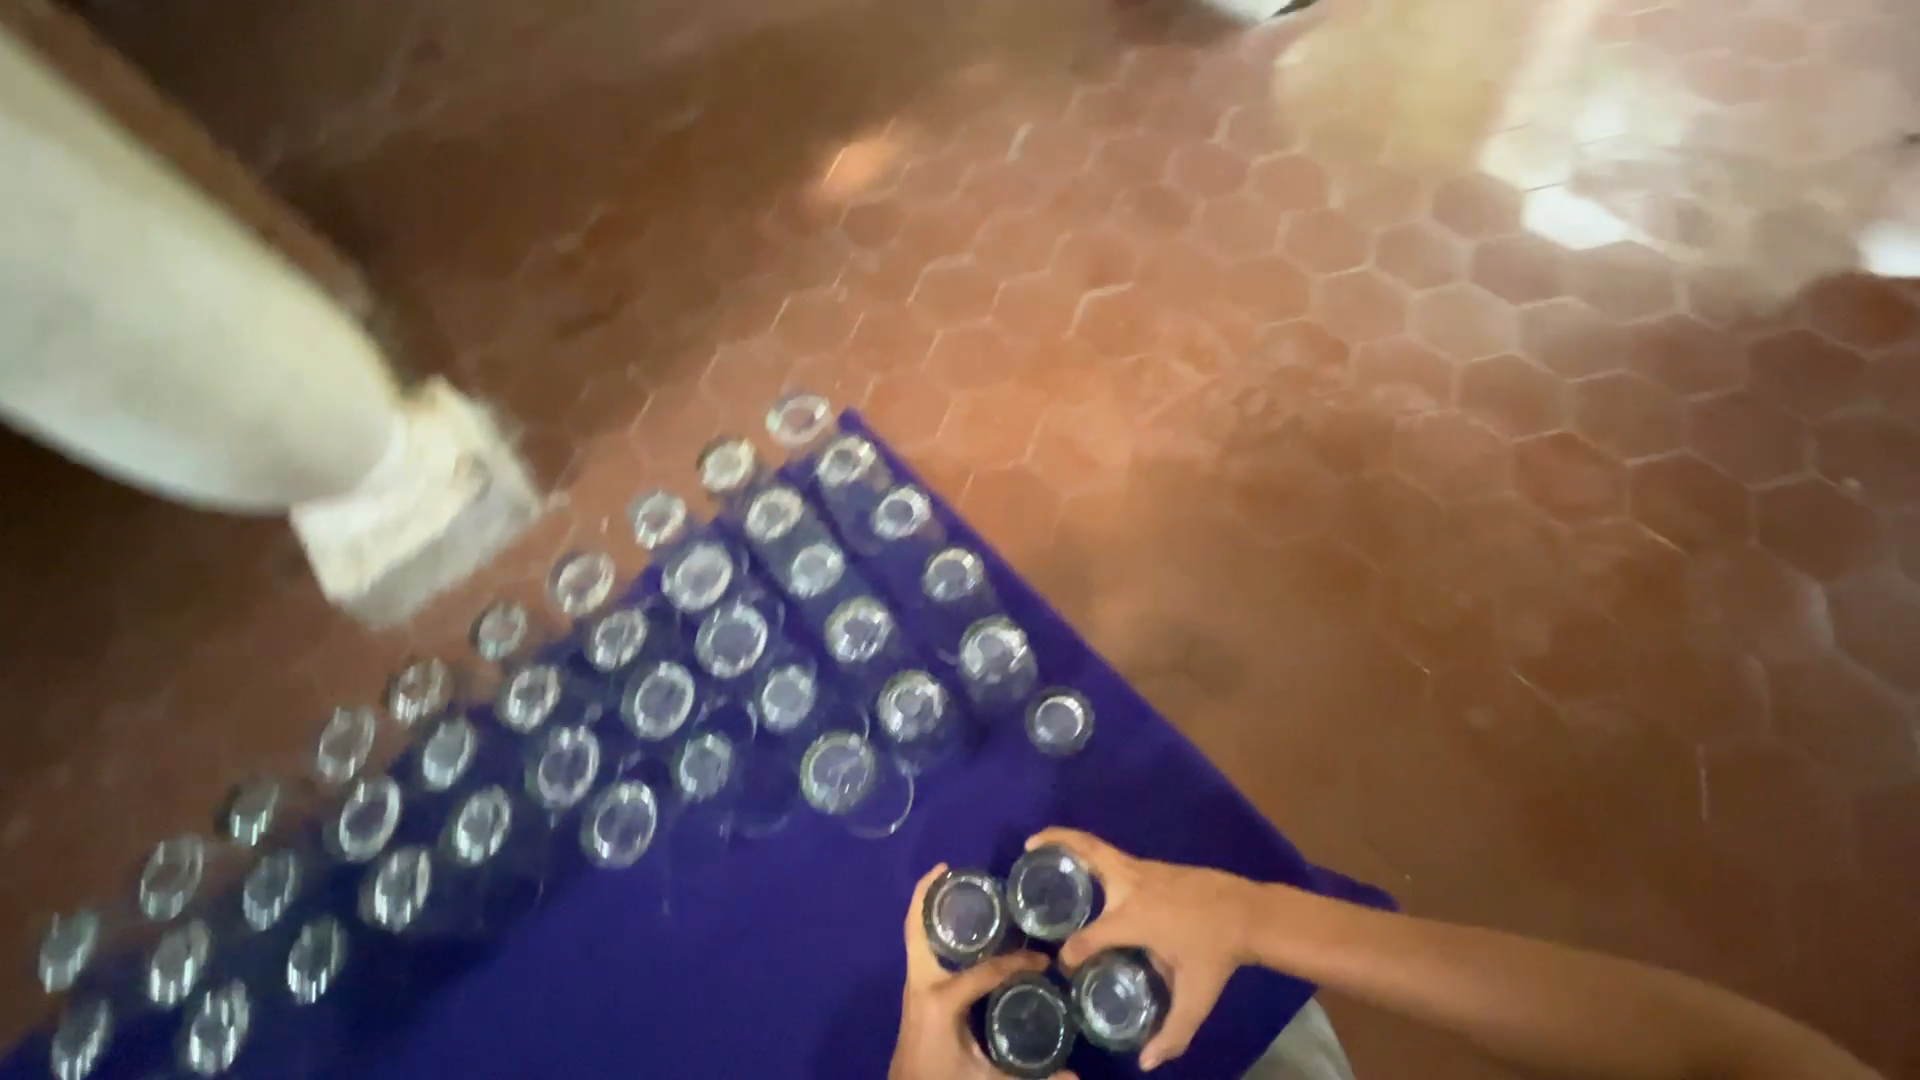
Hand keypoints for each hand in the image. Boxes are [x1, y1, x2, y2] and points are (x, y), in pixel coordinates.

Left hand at [890, 863, 1076, 1079]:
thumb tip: (1076, 1079)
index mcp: (941, 1000)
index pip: (985, 971)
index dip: (1018, 964)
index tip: (1044, 961)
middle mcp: (921, 983)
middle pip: (917, 927)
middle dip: (928, 894)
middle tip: (952, 868)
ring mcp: (913, 985)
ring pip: (914, 933)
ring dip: (927, 907)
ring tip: (951, 883)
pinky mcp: (914, 992)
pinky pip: (918, 948)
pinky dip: (927, 927)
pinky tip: (951, 923)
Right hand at [1028, 828, 1267, 1070]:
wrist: (1246, 911)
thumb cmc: (1215, 953)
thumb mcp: (1196, 998)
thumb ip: (1172, 1032)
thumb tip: (1146, 1062)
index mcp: (1133, 916)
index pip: (1088, 935)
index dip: (1072, 952)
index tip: (1065, 964)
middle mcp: (1130, 885)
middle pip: (1087, 851)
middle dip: (1054, 841)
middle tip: (1027, 846)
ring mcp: (1141, 869)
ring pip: (1097, 846)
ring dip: (1069, 842)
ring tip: (1044, 848)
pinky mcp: (1150, 866)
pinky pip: (1111, 854)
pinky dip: (1090, 853)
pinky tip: (1087, 871)